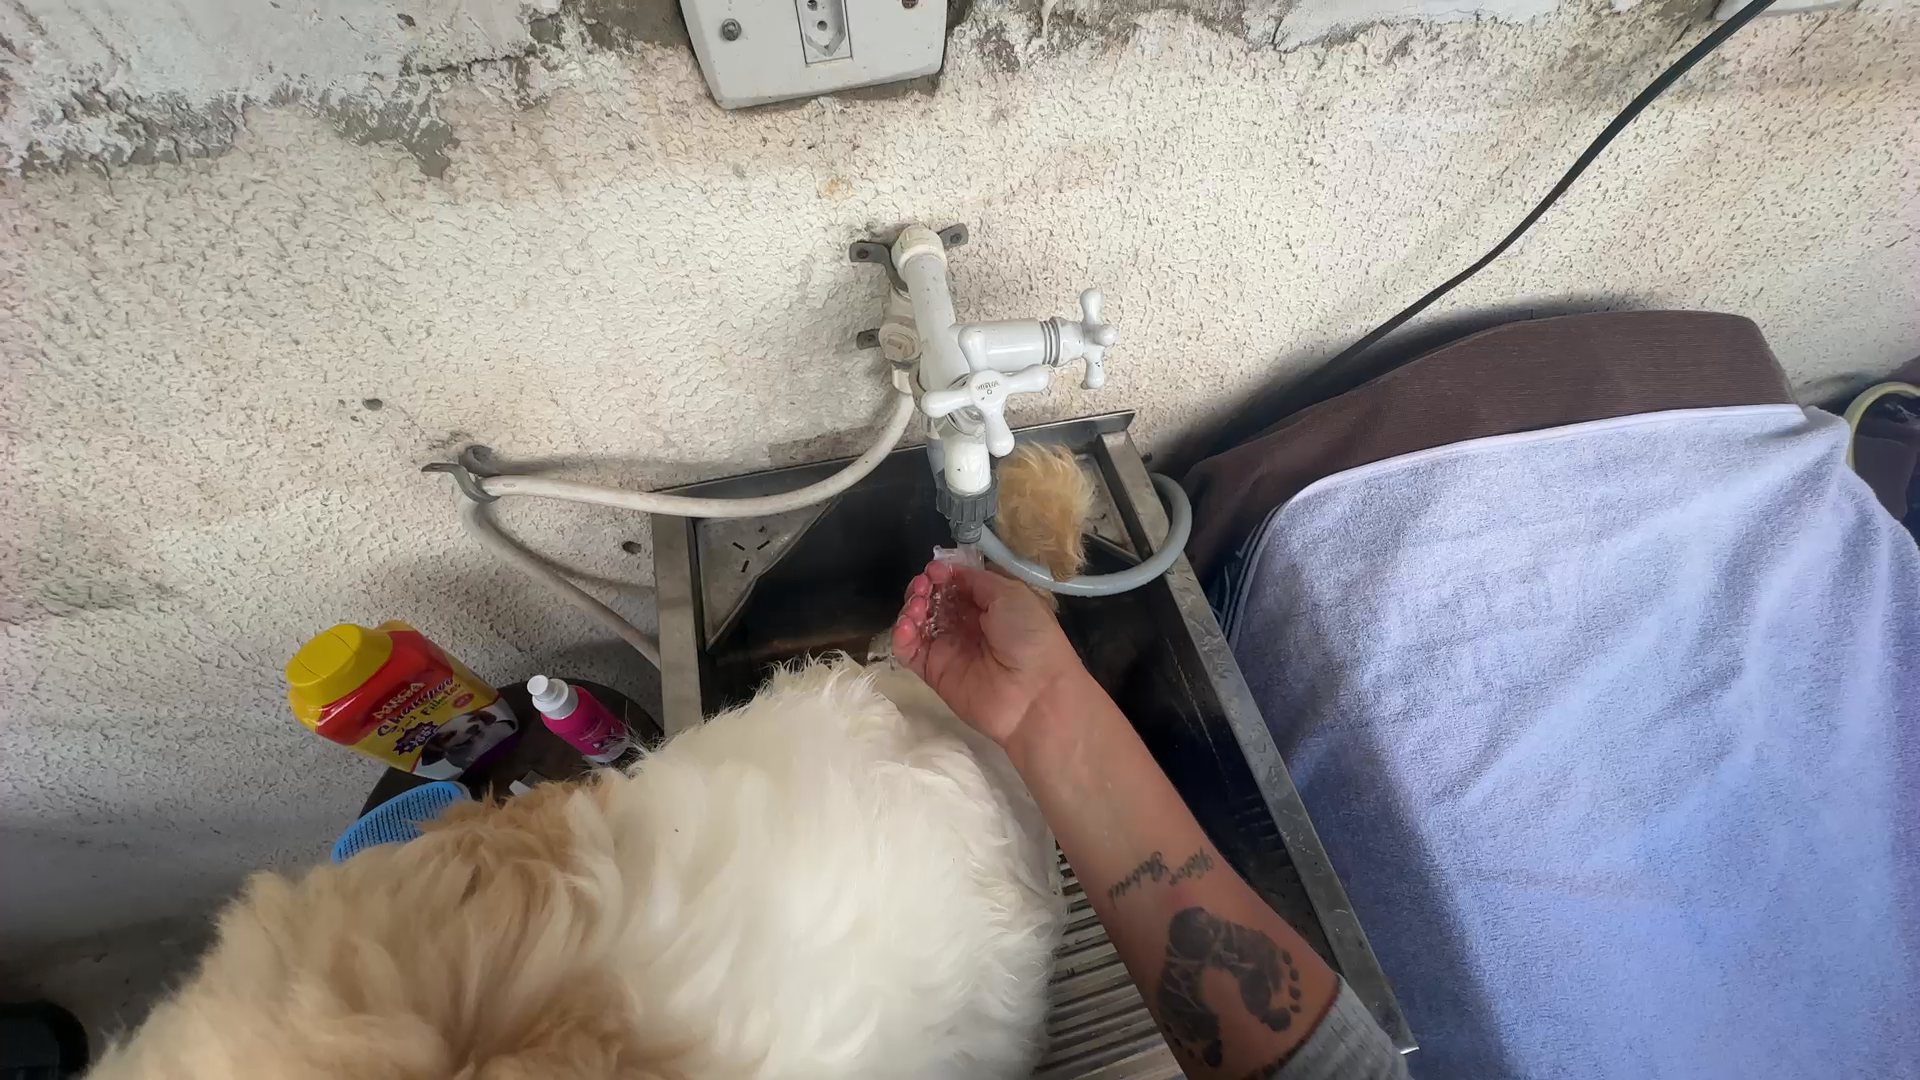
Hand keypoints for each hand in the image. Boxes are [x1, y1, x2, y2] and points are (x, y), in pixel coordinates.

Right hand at [890, 560, 1088, 747]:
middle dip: (924, 587)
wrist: (1035, 693)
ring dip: (911, 607)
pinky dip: (901, 636)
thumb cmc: (1029, 636)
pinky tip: (907, 626)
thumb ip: (977, 580)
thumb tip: (949, 571)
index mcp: (989, 605)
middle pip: (933, 599)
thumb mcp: (1012, 594)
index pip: (955, 584)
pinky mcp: (934, 671)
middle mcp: (966, 624)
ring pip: (918, 622)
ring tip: (917, 606)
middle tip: (924, 586)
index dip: (942, 574)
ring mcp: (948, 648)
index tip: (936, 570)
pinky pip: (909, 651)